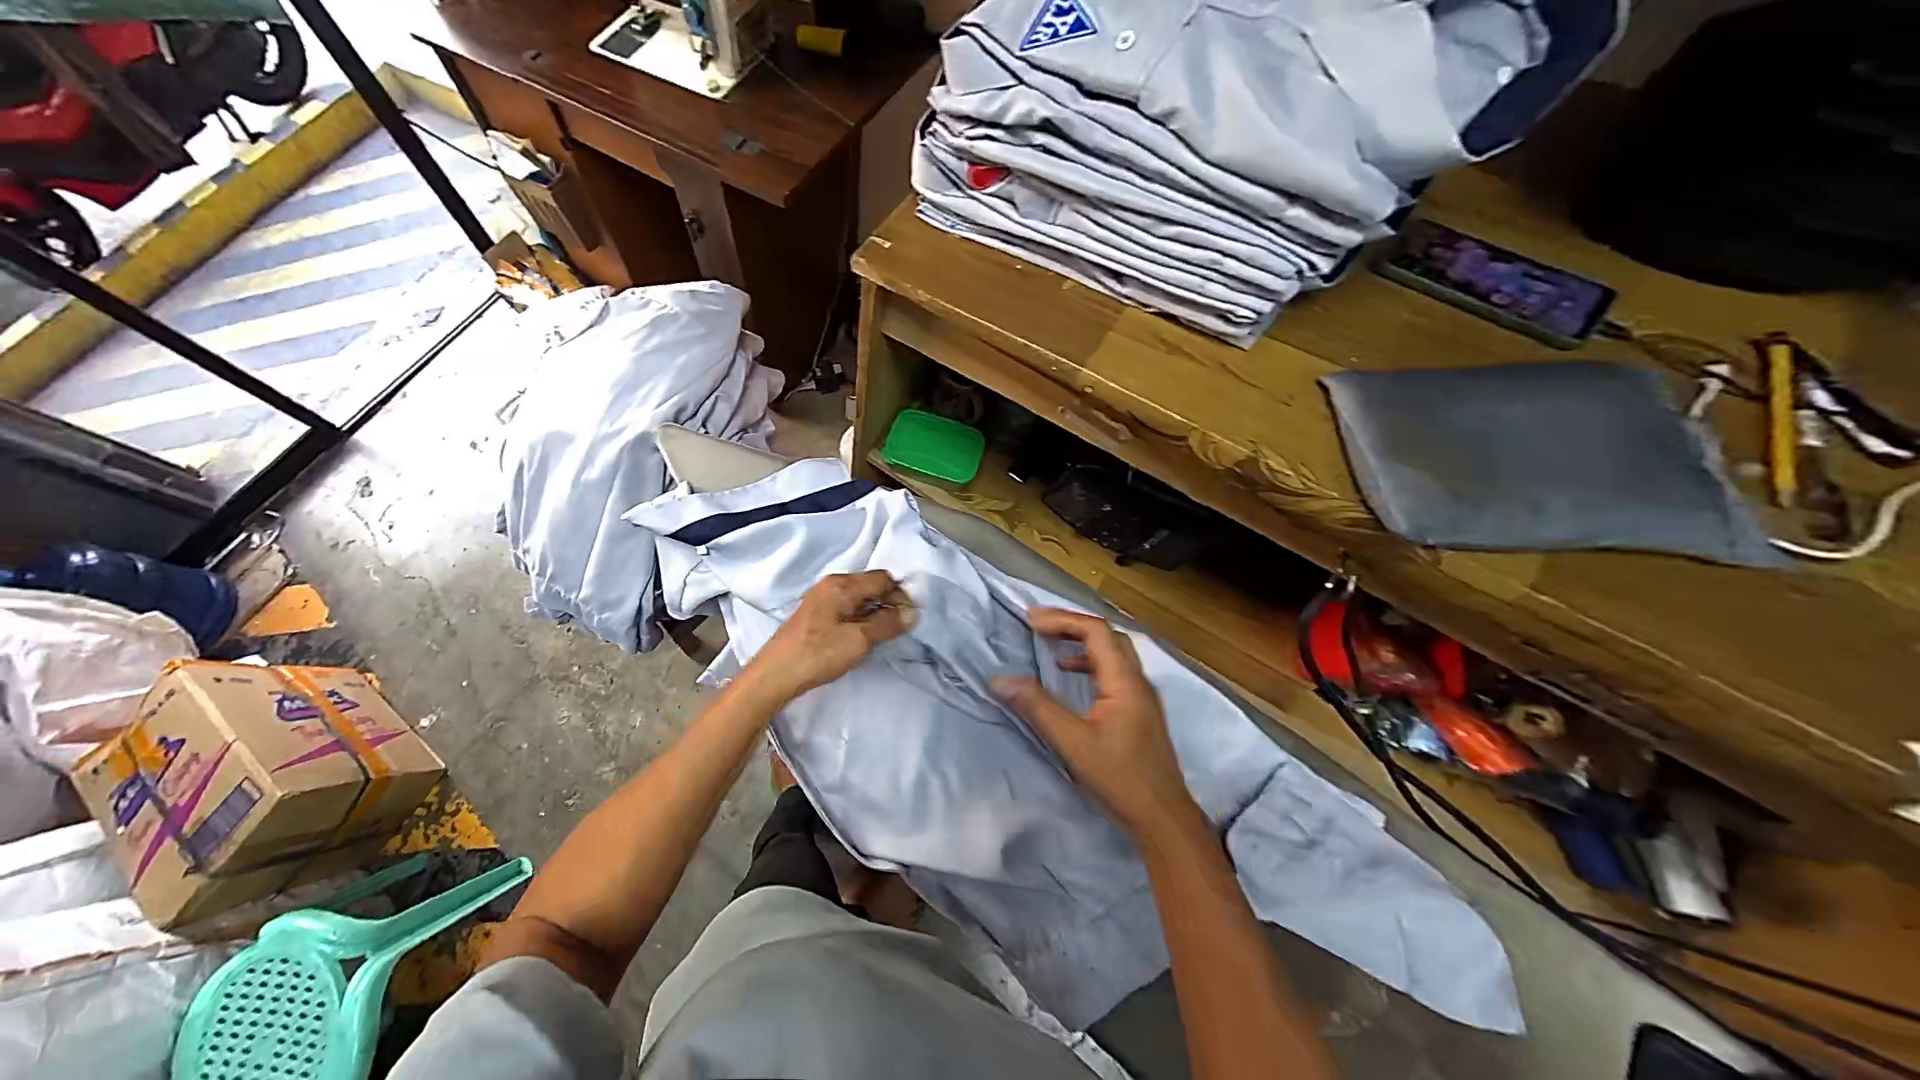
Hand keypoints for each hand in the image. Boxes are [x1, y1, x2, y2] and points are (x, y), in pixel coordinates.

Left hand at [739, 571, 913, 704]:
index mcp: (842, 585)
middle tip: (898, 629)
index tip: (909, 618)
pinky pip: (846, 609)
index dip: (901, 595)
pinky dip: (859, 619)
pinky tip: (859, 639)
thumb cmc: (818, 654)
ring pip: (858, 598)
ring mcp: (820, 600)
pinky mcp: (814, 616)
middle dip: (888, 604)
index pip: (883, 578)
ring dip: (874, 613)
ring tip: (880, 637)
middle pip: (871, 585)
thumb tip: (911, 613)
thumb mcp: (859, 640)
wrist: (774, 675)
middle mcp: (831, 585)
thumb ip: (888, 624)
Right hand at [993, 609, 1203, 842]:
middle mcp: (1138, 680)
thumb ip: (1038, 707)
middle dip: (1071, 624)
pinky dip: (1089, 663)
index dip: (1062, 620)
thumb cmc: (1119, 778)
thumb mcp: (1072, 742)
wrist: (1163, 817)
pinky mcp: (1141, 710)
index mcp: (1124, 681)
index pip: (1096, 631)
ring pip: (1113, 652)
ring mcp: (1143, 695)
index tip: (1030, 622)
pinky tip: (1070, 677)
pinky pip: (1115, 671)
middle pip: (1107, 635)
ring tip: (1049, 644)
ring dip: (1082, 642)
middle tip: (1038, 626)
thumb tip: (1001, 680)